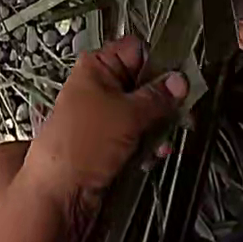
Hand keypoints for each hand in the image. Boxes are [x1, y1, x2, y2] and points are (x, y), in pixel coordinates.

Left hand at [20, 36, 187, 228]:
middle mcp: (100, 85)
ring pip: (144, 111)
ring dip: (158, 127)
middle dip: (164, 101)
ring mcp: (105, 113)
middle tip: (181, 115)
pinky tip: (151, 155)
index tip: (181, 80)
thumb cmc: (82, 142)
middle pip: (144, 82)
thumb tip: (180, 81)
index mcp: (97, 66)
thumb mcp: (126, 114)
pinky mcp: (110, 140)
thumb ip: (157, 97)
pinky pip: (138, 134)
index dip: (159, 62)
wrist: (61, 191)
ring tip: (161, 141)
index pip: (136, 50)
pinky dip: (148, 144)